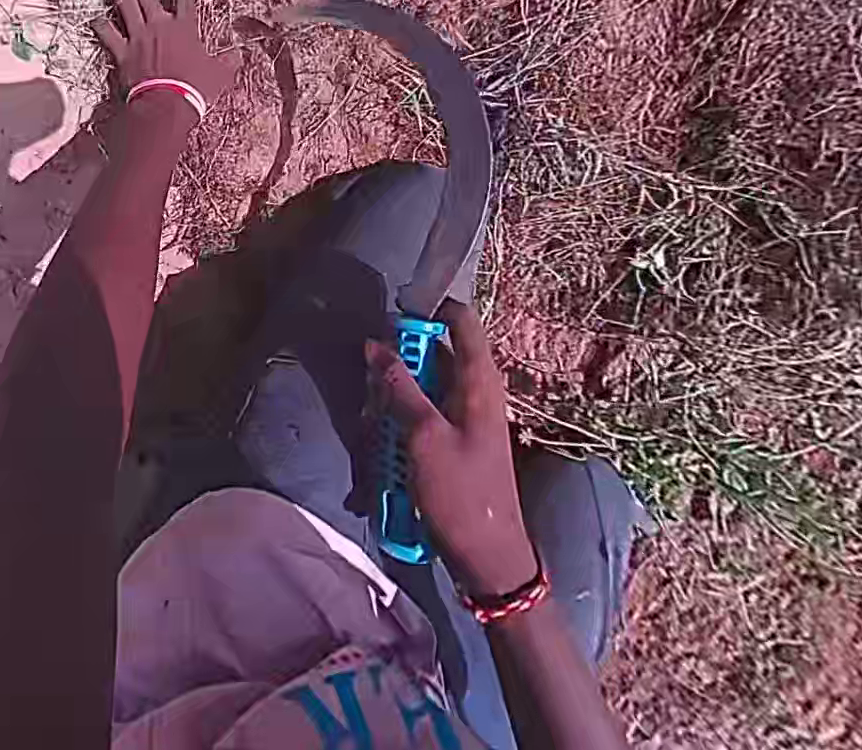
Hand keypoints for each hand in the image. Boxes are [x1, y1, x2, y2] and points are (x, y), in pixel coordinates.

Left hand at [93, 0, 239, 111]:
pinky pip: (109, 35)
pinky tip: (94, 18)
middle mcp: (159, 26)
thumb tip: (238, 56)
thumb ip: (226, 62)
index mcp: (184, 28)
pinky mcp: (122, 53)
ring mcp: (138, 38)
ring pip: (126, 6)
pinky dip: (101, 26)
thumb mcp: (218, 75)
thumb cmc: (194, 90)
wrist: (166, 105)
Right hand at [367, 299, 537, 594]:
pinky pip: (423, 405)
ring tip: (376, 412)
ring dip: (396, 388)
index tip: (391, 313)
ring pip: (424, 378)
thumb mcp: (423, 435)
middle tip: (374, 375)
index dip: (429, 307)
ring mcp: (465, 412)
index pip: (461, 320)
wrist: (487, 554)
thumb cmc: (459, 491)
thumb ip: (398, 386)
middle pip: (435, 349)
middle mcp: (475, 388)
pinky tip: (385, 434)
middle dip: (400, 355)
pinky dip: (401, 410)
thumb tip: (374, 344)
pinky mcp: (453, 433)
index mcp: (479, 380)